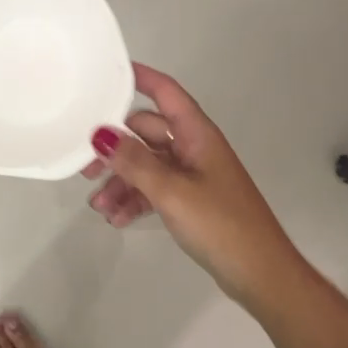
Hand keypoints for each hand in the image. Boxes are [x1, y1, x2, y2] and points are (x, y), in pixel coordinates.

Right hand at [83, 64, 305, 303]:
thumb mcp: (171, 192)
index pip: (165, 92)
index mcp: (196, 133)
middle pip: (147, 132)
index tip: (106, 73)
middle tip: (85, 167)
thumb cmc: (220, 224)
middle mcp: (193, 147)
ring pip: (147, 164)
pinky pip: (155, 189)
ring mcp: (193, 175)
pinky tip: (117, 219)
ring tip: (98, 207)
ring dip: (122, 180)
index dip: (139, 77)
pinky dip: (135, 199)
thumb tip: (101, 134)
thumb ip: (134, 163)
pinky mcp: (191, 201)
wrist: (261, 275)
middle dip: (116, 147)